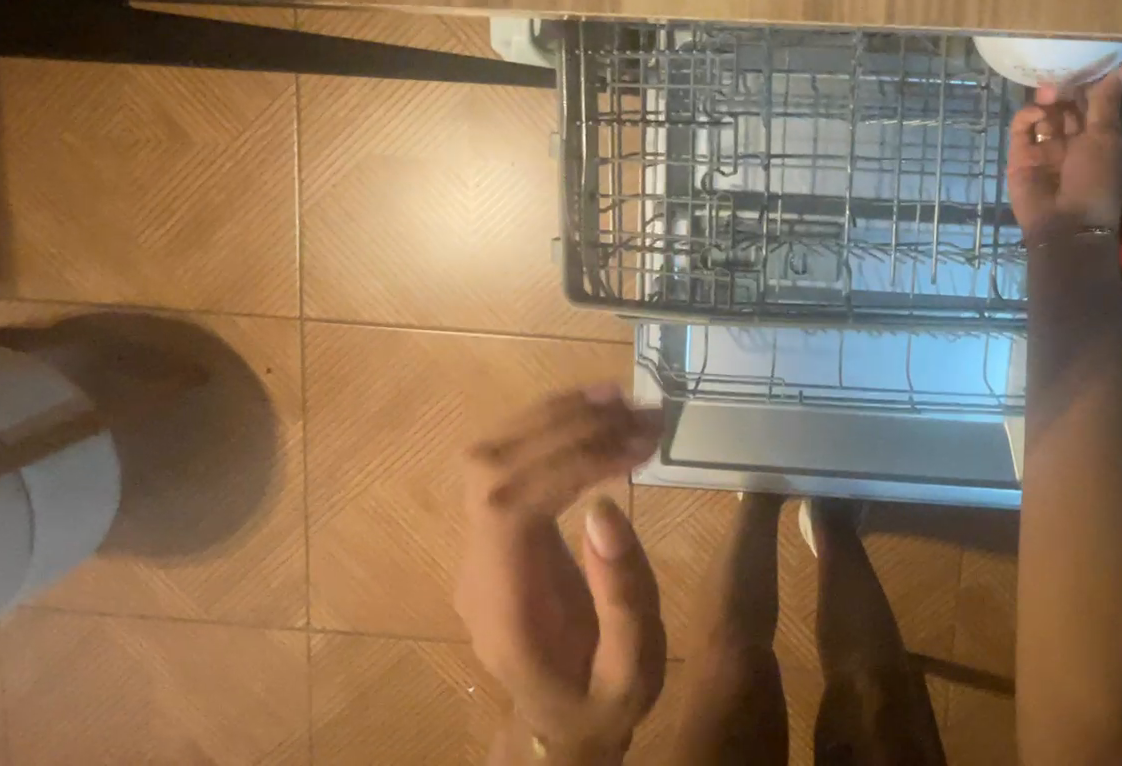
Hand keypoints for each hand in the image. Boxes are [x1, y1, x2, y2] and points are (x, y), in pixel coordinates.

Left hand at [453, 385, 665, 763]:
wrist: (560, 722)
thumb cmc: (599, 702)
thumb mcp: (630, 672)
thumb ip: (622, 600)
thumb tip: (605, 506)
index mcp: (502, 604)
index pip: (510, 506)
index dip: (569, 463)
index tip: (635, 446)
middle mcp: (477, 563)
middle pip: (494, 467)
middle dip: (570, 428)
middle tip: (644, 416)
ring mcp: (481, 541)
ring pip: (494, 453)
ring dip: (559, 415)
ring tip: (626, 400)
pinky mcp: (500, 526)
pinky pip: (513, 461)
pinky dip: (553, 425)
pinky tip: (598, 412)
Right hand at [1007, 62, 1121, 238]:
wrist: (1066, 224)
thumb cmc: (1096, 180)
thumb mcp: (1106, 137)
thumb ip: (1107, 101)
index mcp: (1098, 139)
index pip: (1091, 104)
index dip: (1088, 84)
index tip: (1086, 62)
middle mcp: (1071, 142)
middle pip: (1066, 106)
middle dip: (1066, 89)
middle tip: (1064, 73)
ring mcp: (1044, 148)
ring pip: (1043, 114)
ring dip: (1048, 99)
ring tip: (1050, 93)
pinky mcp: (1020, 155)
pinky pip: (1022, 128)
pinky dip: (1028, 116)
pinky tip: (1037, 112)